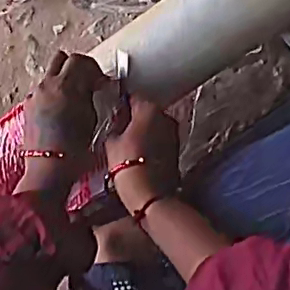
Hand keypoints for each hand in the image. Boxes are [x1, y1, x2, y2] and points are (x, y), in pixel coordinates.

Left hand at [17, 52, 106, 197]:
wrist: (48, 170)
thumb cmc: (74, 149)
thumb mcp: (92, 118)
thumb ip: (91, 96)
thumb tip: (93, 87)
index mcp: (65, 85)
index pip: (80, 60)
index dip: (93, 68)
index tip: (100, 81)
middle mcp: (46, 86)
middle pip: (62, 59)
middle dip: (76, 67)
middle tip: (87, 82)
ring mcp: (34, 96)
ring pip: (50, 75)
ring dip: (63, 80)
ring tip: (74, 99)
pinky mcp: (27, 108)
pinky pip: (42, 91)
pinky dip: (52, 94)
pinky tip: (61, 111)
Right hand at [105, 95, 179, 210]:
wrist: (148, 193)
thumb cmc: (126, 162)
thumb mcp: (111, 140)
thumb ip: (116, 124)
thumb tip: (119, 119)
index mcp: (148, 108)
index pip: (134, 97)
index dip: (122, 104)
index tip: (115, 112)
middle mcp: (165, 116)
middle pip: (147, 110)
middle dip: (136, 117)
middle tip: (121, 128)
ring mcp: (174, 132)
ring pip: (156, 125)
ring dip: (146, 130)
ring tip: (130, 143)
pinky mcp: (177, 149)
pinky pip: (161, 139)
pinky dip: (153, 142)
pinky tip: (141, 153)